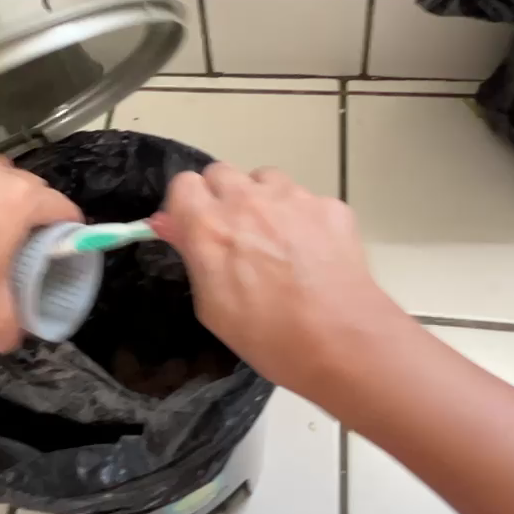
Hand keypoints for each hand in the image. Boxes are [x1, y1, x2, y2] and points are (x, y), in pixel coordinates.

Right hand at [149, 163, 402, 394]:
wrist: (343, 341)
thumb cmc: (267, 336)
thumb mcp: (211, 305)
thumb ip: (191, 254)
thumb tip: (170, 224)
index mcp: (210, 225)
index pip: (183, 183)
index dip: (188, 205)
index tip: (196, 227)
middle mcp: (247, 200)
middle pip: (220, 172)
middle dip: (222, 197)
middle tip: (235, 233)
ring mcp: (292, 197)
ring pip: (264, 179)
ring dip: (263, 200)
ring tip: (277, 239)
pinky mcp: (328, 204)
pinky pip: (305, 199)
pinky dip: (303, 217)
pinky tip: (314, 251)